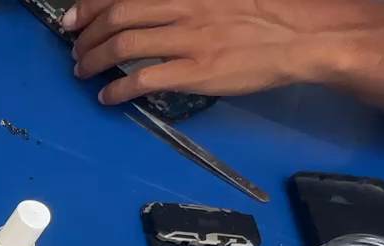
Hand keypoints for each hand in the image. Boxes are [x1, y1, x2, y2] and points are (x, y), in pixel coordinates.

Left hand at [64, 0, 383, 104]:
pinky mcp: (195, 70)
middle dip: (85, 34)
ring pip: (122, 46)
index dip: (92, 4)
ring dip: (92, 61)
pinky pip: (140, 81)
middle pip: (118, 15)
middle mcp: (189, 4)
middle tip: (74, 49)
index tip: (73, 17)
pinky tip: (106, 97)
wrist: (310, 35)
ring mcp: (190, 38)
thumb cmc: (268, 12)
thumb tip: (145, 8)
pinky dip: (115, 91)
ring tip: (82, 71)